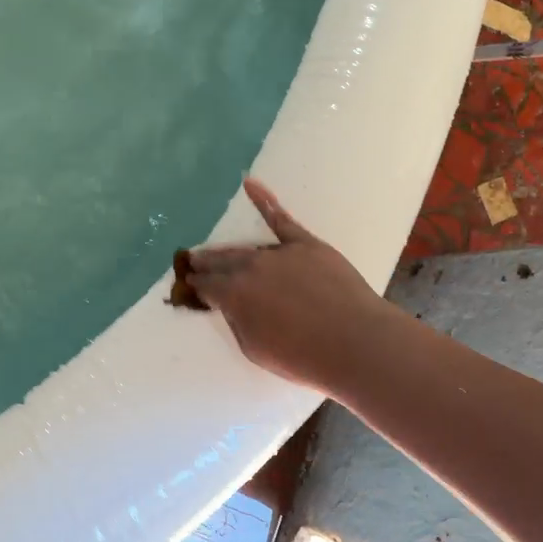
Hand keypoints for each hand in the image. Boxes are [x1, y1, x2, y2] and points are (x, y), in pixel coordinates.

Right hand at [186, 179, 400, 391]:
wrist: (354, 342)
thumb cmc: (303, 357)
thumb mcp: (256, 350)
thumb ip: (238, 323)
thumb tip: (230, 306)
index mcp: (234, 296)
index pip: (207, 286)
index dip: (196, 285)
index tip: (189, 284)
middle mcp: (250, 268)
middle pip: (222, 262)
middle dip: (205, 264)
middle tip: (193, 262)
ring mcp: (279, 253)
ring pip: (246, 248)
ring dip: (226, 250)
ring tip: (213, 251)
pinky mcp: (306, 245)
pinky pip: (281, 219)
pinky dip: (265, 201)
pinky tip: (250, 184)